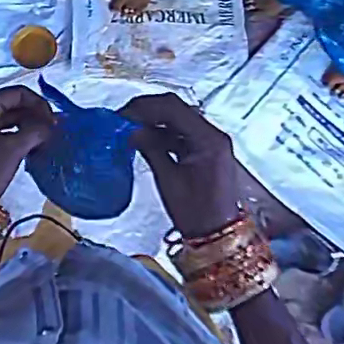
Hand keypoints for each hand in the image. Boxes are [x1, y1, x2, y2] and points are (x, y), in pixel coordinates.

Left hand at [0, 86, 55, 199]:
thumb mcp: (13, 148)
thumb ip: (36, 130)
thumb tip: (52, 124)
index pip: (19, 93)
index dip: (40, 104)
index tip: (54, 122)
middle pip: (15, 102)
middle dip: (35, 114)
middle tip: (53, 131)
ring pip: (11, 116)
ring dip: (30, 124)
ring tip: (46, 138)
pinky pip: (5, 127)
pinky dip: (20, 133)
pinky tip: (33, 144)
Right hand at [121, 93, 241, 236]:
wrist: (218, 236)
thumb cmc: (197, 214)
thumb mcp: (169, 180)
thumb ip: (151, 149)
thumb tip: (132, 131)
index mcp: (209, 140)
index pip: (174, 108)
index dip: (145, 107)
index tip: (124, 113)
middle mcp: (214, 135)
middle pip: (177, 109)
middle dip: (148, 110)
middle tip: (124, 117)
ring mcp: (212, 141)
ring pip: (179, 118)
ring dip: (154, 120)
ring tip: (130, 127)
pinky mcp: (206, 149)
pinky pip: (182, 131)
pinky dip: (163, 132)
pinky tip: (145, 138)